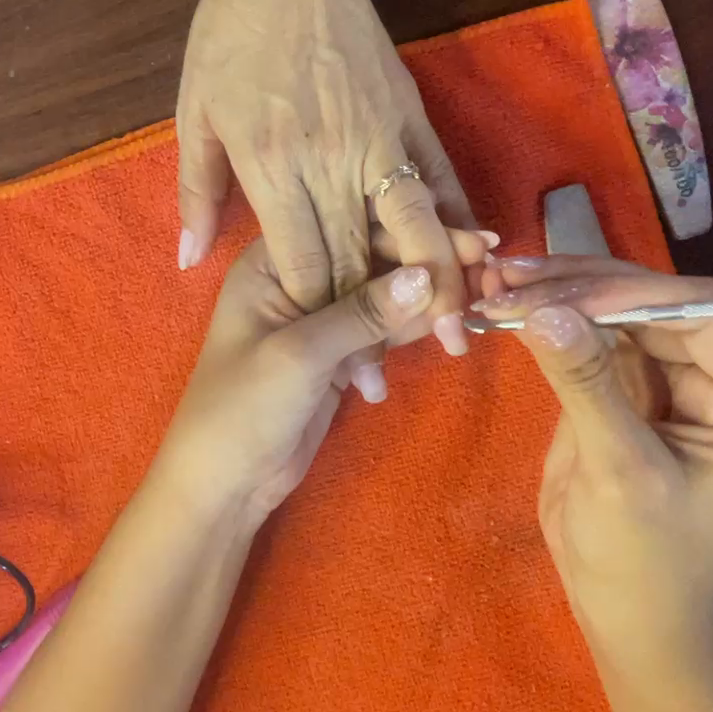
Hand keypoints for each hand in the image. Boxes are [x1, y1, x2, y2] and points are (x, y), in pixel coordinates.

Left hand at [156, 228, 492, 522]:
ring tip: (485, 289)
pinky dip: (414, 328)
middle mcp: (297, 279)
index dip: (405, 231)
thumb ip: (361, 312)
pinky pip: (381, 330)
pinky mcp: (337, 353)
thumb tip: (429, 272)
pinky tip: (454, 322)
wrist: (224, 482)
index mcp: (271, 263)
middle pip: (369, 259)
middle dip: (425, 262)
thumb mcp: (300, 354)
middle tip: (488, 261)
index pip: (346, 229)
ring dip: (428, 296)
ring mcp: (318, 317)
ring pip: (381, 295)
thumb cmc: (243, 408)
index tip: (465, 237)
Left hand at [176, 0, 475, 395]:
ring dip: (439, 284)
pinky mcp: (409, 114)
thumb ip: (196, 191)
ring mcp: (377, 138)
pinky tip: (475, 254)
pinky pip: (439, 175)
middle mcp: (329, 163)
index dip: (327, 321)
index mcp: (271, 168)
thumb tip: (188, 258)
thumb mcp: (192, 113)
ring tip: (459, 332)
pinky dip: (458, 216)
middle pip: (362, 258)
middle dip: (381, 324)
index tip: (343, 366)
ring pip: (415, 225)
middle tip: (399, 378)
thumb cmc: (228, 37)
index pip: (307, 263)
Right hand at [474, 256, 712, 642]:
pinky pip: (588, 333)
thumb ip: (586, 384)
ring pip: (616, 308)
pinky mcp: (624, 382)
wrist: (619, 605)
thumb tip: (540, 310)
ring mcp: (669, 377)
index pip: (707, 314)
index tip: (557, 297)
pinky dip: (546, 317)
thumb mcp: (618, 472)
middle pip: (655, 301)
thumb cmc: (643, 558)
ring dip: (556, 292)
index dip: (634, 293)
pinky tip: (505, 304)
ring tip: (497, 283)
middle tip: (509, 283)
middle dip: (581, 287)